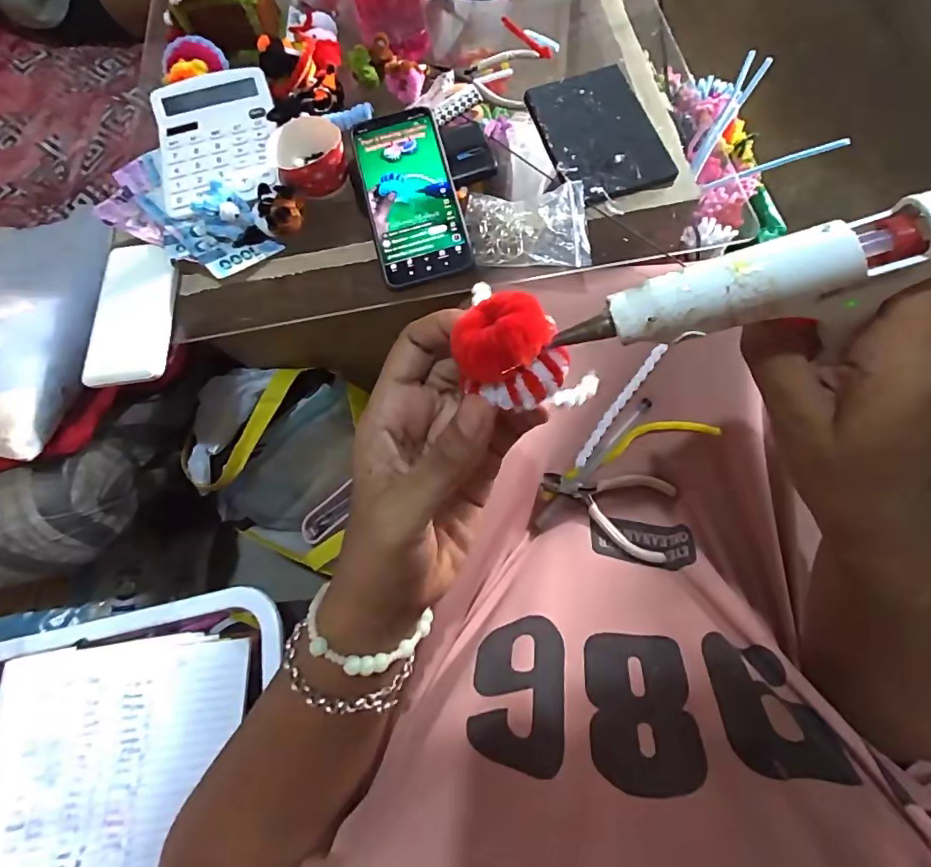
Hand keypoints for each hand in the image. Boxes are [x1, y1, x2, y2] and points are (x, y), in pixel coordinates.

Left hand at [319, 309, 544, 650]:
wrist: (395, 606)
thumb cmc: (381, 552)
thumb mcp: (405, 506)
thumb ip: (445, 457)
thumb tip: (485, 402)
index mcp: (394, 413)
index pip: (416, 349)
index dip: (447, 327)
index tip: (487, 323)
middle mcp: (427, 416)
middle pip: (462, 366)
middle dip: (495, 352)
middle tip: (536, 345)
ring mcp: (457, 440)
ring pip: (490, 396)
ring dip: (518, 383)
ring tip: (549, 377)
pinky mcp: (482, 465)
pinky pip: (506, 430)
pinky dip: (525, 417)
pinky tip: (544, 412)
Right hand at [740, 279, 930, 550]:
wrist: (881, 520)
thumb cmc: (840, 474)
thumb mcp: (794, 419)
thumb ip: (775, 355)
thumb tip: (760, 308)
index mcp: (915, 355)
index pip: (913, 269)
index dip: (870, 251)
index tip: (819, 257)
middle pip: (914, 273)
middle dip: (860, 268)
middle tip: (807, 283)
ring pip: (914, 290)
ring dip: (866, 289)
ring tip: (817, 309)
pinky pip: (914, 314)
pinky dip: (876, 311)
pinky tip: (838, 336)